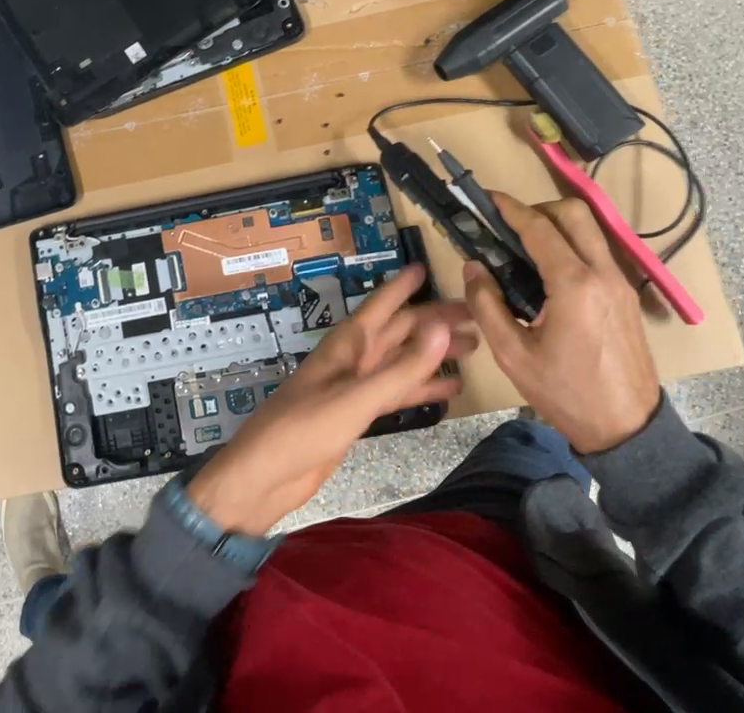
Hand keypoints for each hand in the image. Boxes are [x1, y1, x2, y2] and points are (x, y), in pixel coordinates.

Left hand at [187, 264, 470, 534]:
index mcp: (346, 345)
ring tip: (474, 348)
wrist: (267, 474)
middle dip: (432, 322)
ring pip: (399, 361)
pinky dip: (420, 388)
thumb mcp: (358, 398)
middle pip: (397, 332)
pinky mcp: (356, 415)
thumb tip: (442, 326)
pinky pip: (394, 393)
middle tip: (476, 316)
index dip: (402, 287)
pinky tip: (449, 390)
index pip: (380, 306)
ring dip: (431, 354)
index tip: (427, 269)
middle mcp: (352, 360)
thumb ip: (403, 367)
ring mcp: (353, 388)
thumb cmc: (305, 429)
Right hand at [464, 194, 660, 453]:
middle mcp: (603, 274)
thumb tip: (473, 267)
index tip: (487, 199)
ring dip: (557, 224)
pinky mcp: (627, 296)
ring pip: (591, 230)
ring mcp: (621, 283)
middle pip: (575, 213)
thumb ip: (487, 304)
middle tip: (508, 223)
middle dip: (538, 208)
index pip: (540, 228)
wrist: (627, 428)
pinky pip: (598, 252)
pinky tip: (547, 271)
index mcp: (574, 285)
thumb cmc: (566, 394)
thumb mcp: (512, 354)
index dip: (510, 208)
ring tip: (523, 245)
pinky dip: (572, 245)